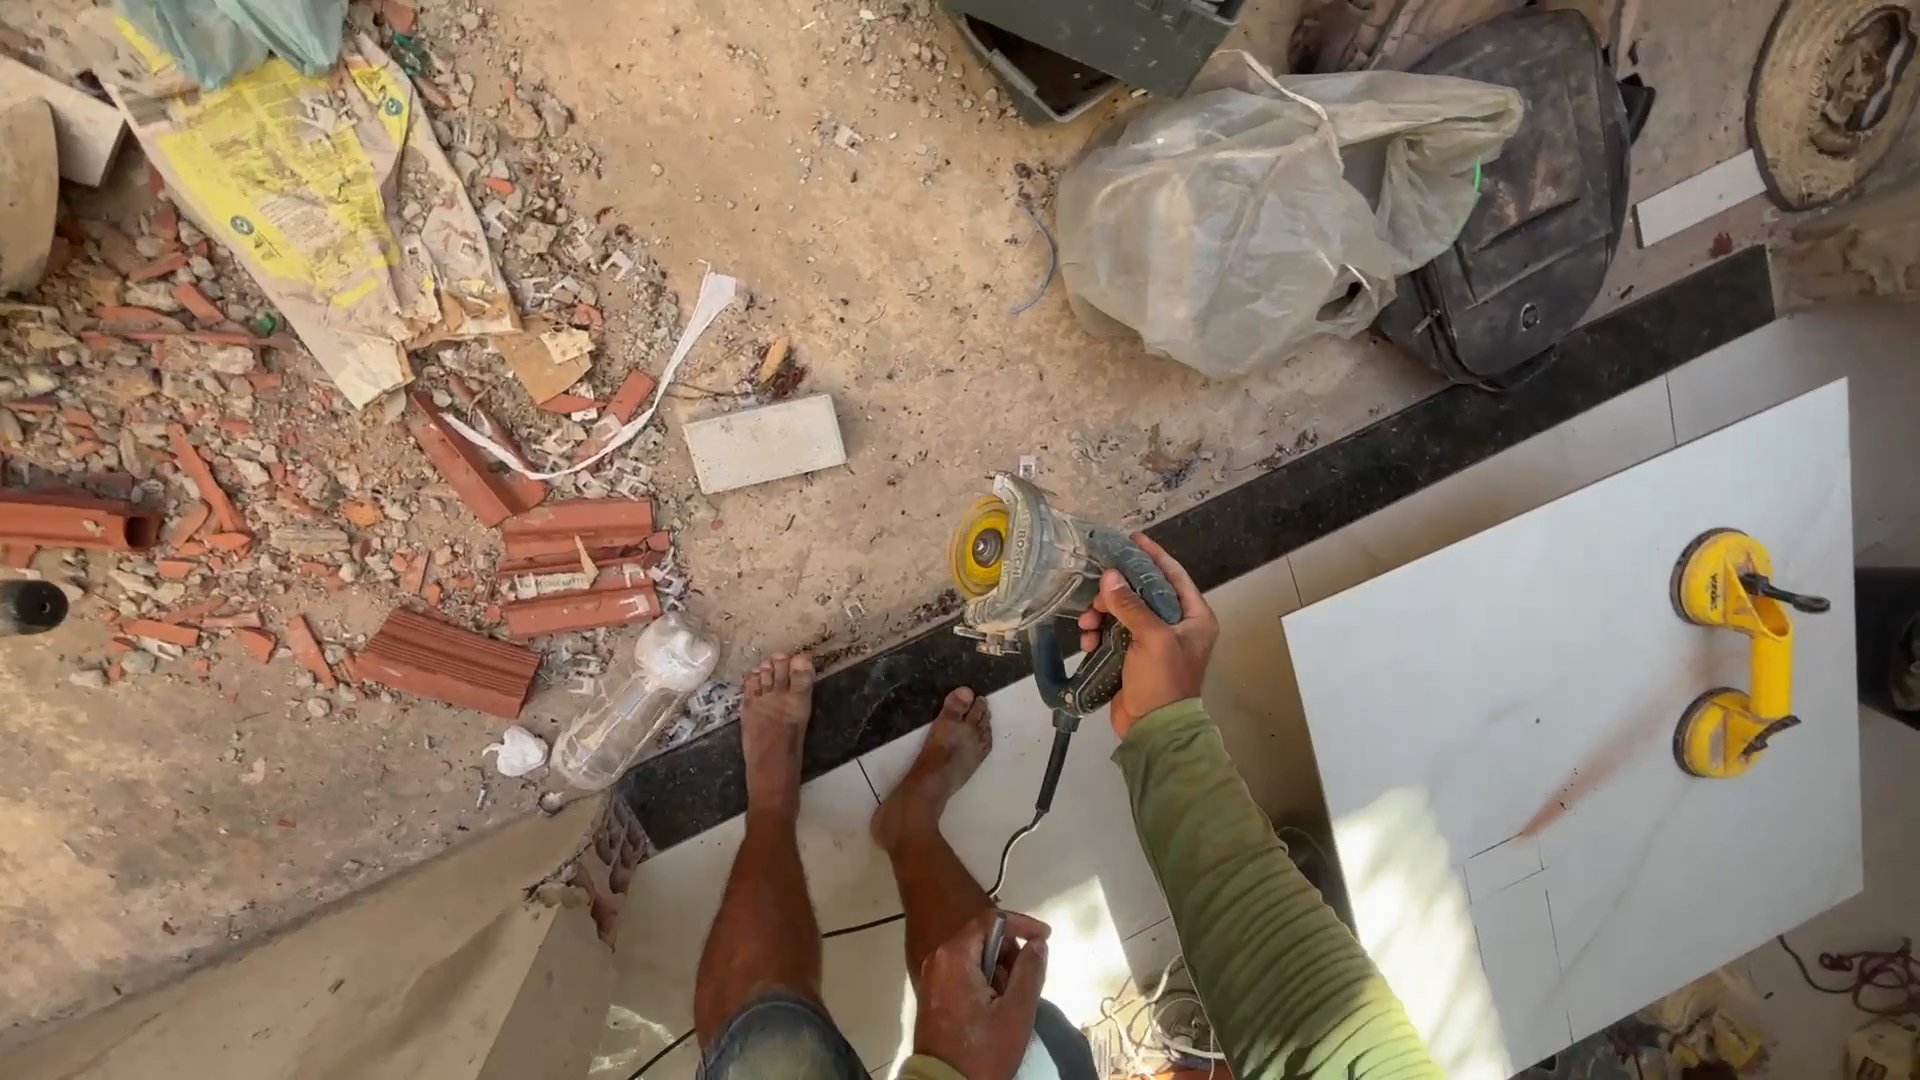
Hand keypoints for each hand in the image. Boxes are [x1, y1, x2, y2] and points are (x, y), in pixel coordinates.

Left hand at [913, 910, 1050, 1079]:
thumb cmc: (983, 1051)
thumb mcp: (1016, 1012)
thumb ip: (1030, 970)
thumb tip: (1037, 943)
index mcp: (955, 955)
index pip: (992, 919)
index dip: (1022, 924)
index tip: (1045, 937)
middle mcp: (938, 958)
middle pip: (982, 937)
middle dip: (1009, 952)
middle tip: (1026, 978)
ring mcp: (932, 977)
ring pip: (974, 956)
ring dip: (998, 969)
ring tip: (1012, 998)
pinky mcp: (932, 995)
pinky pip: (963, 972)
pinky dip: (983, 980)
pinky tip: (996, 1005)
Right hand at [1078, 533, 1217, 737]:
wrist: (1154, 729)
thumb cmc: (1164, 680)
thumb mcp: (1151, 638)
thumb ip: (1131, 606)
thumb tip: (1111, 577)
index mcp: (1194, 617)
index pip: (1173, 575)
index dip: (1153, 556)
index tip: (1133, 539)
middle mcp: (1176, 625)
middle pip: (1142, 593)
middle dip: (1116, 593)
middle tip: (1097, 595)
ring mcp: (1153, 642)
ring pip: (1123, 613)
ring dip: (1102, 615)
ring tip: (1087, 625)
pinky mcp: (1132, 657)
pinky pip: (1112, 634)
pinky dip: (1098, 635)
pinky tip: (1088, 643)